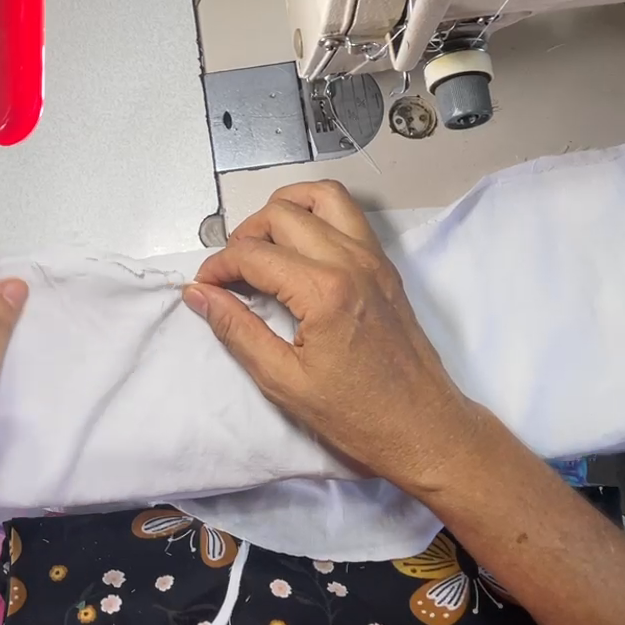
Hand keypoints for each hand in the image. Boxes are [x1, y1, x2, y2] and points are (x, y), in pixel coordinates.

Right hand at [183, 181, 479, 495]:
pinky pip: (347, 213)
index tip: (205, 288)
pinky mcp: (384, 264)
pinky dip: (315, 214)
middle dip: (243, 237)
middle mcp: (350, 261)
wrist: (424, 429)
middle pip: (280, 214)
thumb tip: (199, 294)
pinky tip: (298, 248)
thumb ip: (236, 330)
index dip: (217, 267)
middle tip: (231, 274)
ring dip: (282, 210)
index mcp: (324, 291)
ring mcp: (373, 257)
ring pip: (320, 196)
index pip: (252, 254)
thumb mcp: (282, 380)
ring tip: (263, 246)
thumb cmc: (356, 415)